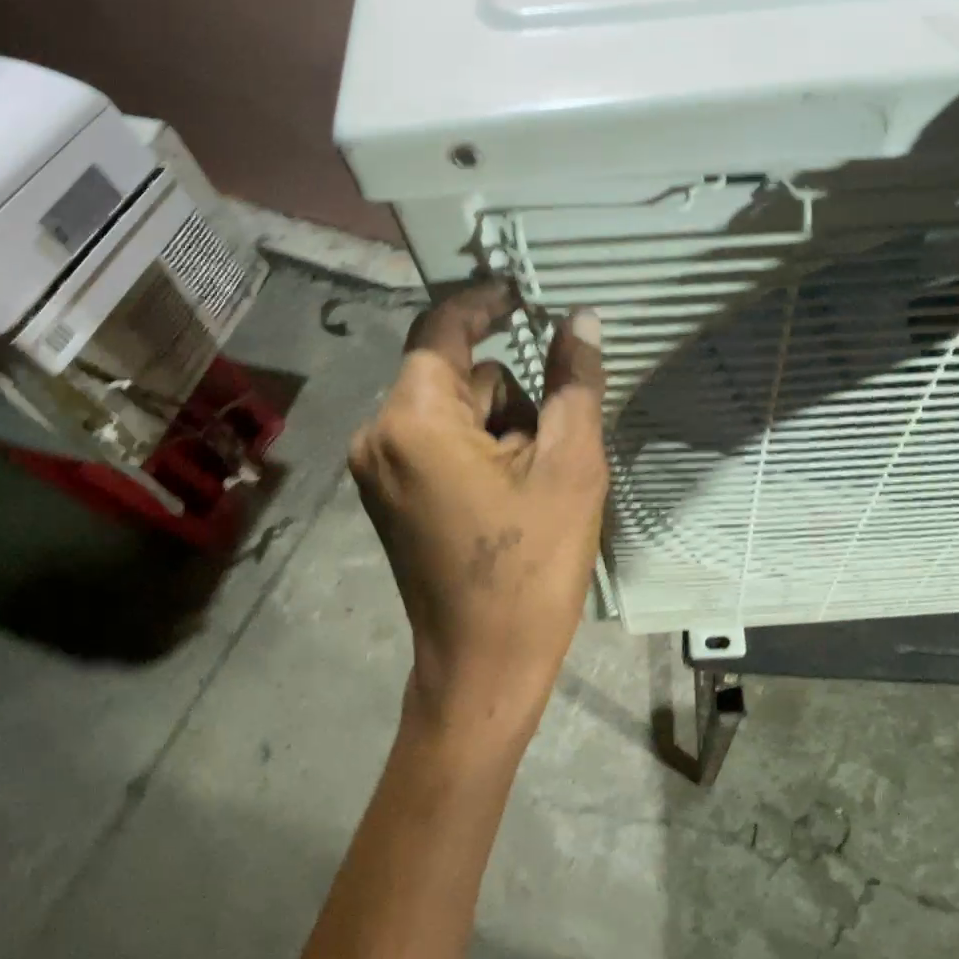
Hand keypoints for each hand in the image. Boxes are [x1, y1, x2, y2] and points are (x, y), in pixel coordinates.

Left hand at [348, 282, 607, 747]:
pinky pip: (437, 444)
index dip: (486, 301)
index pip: (444, 328)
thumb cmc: (531, 568)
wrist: (483, 665)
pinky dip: (479, 452)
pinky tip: (510, 499)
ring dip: (500, 428)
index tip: (526, 292)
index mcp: (413, 419)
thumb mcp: (570, 466)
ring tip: (534, 487)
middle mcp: (379, 435)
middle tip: (553, 450)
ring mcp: (378, 469)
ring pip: (452, 412)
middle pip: (458, 376)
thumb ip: (573, 382)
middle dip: (510, 397)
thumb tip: (580, 319)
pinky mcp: (388, 496)